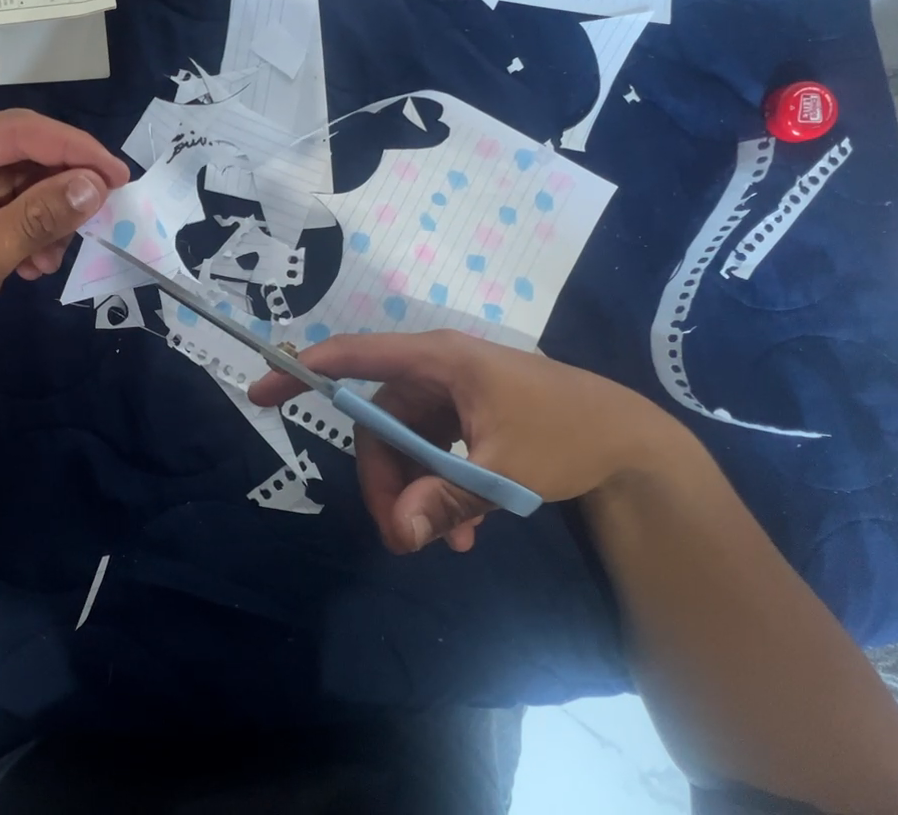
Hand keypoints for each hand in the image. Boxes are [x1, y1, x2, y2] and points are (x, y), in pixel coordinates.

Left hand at [0, 109, 129, 363]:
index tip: (118, 175)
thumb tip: (96, 187)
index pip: (21, 132)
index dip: (74, 149)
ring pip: (30, 185)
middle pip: (28, 155)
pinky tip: (35, 266)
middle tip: (102, 214)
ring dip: (51, 220)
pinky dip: (37, 234)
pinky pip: (20, 210)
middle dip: (64, 188)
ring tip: (50, 258)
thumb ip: (39, 216)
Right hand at [248, 331, 698, 554]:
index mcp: (437, 361)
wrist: (637, 443)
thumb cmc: (570, 436)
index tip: (260, 393)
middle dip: (384, 481)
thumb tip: (399, 534)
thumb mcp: (507, 471)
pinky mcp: (469, 417)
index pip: (352, 356)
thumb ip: (447, 498)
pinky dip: (437, 489)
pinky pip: (431, 451)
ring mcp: (452, 395)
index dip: (301, 371)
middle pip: (378, 422)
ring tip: (442, 540)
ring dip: (415, 492)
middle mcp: (437, 371)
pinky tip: (463, 532)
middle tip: (399, 535)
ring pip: (404, 444)